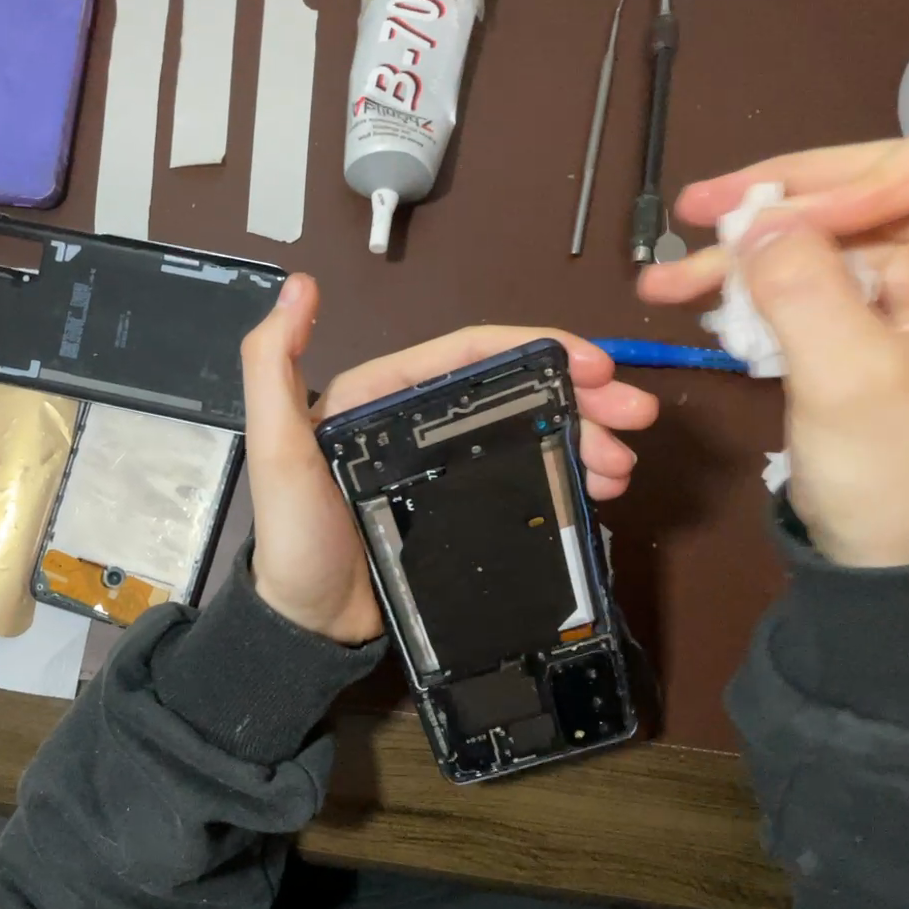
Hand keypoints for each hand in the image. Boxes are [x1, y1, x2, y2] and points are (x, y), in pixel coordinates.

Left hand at [240, 275, 659, 642]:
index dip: (535, 348)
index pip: (466, 355)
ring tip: (622, 463)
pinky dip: (558, 475)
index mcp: (380, 396)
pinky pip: (516, 477)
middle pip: (508, 391)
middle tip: (637, 417)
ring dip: (579, 437)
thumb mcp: (275, 448)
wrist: (309, 622)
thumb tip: (298, 286)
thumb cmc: (295, 537)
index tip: (597, 364)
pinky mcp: (456, 510)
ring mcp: (438, 468)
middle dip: (577, 396)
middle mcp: (414, 423)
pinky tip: (594, 487)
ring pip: (521, 433)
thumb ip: (271, 366)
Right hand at [640, 91, 908, 567]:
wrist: (885, 552)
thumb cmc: (893, 477)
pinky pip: (818, 266)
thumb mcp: (846, 383)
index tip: (789, 229)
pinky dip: (755, 278)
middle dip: (787, 198)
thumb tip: (750, 221)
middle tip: (696, 210)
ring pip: (838, 221)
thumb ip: (801, 291)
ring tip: (666, 275)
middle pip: (889, 173)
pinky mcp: (885, 307)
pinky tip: (696, 295)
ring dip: (750, 244)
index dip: (874, 174)